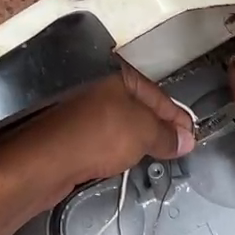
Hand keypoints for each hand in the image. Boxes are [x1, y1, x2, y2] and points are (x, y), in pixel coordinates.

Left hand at [0, 65, 193, 208]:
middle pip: (136, 106)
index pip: (156, 93)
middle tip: (177, 147)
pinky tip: (122, 161)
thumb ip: (166, 135)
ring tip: (155, 157)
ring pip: (117, 123)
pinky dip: (115, 148)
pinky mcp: (66, 132)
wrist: (43, 161)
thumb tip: (186, 140)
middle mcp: (94, 84)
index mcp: (114, 73)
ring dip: (136, 139)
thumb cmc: (95, 135)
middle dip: (158, 127)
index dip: (176, 115)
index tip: (191, 134)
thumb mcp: (142, 132)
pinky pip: (101, 138)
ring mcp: (77, 108)